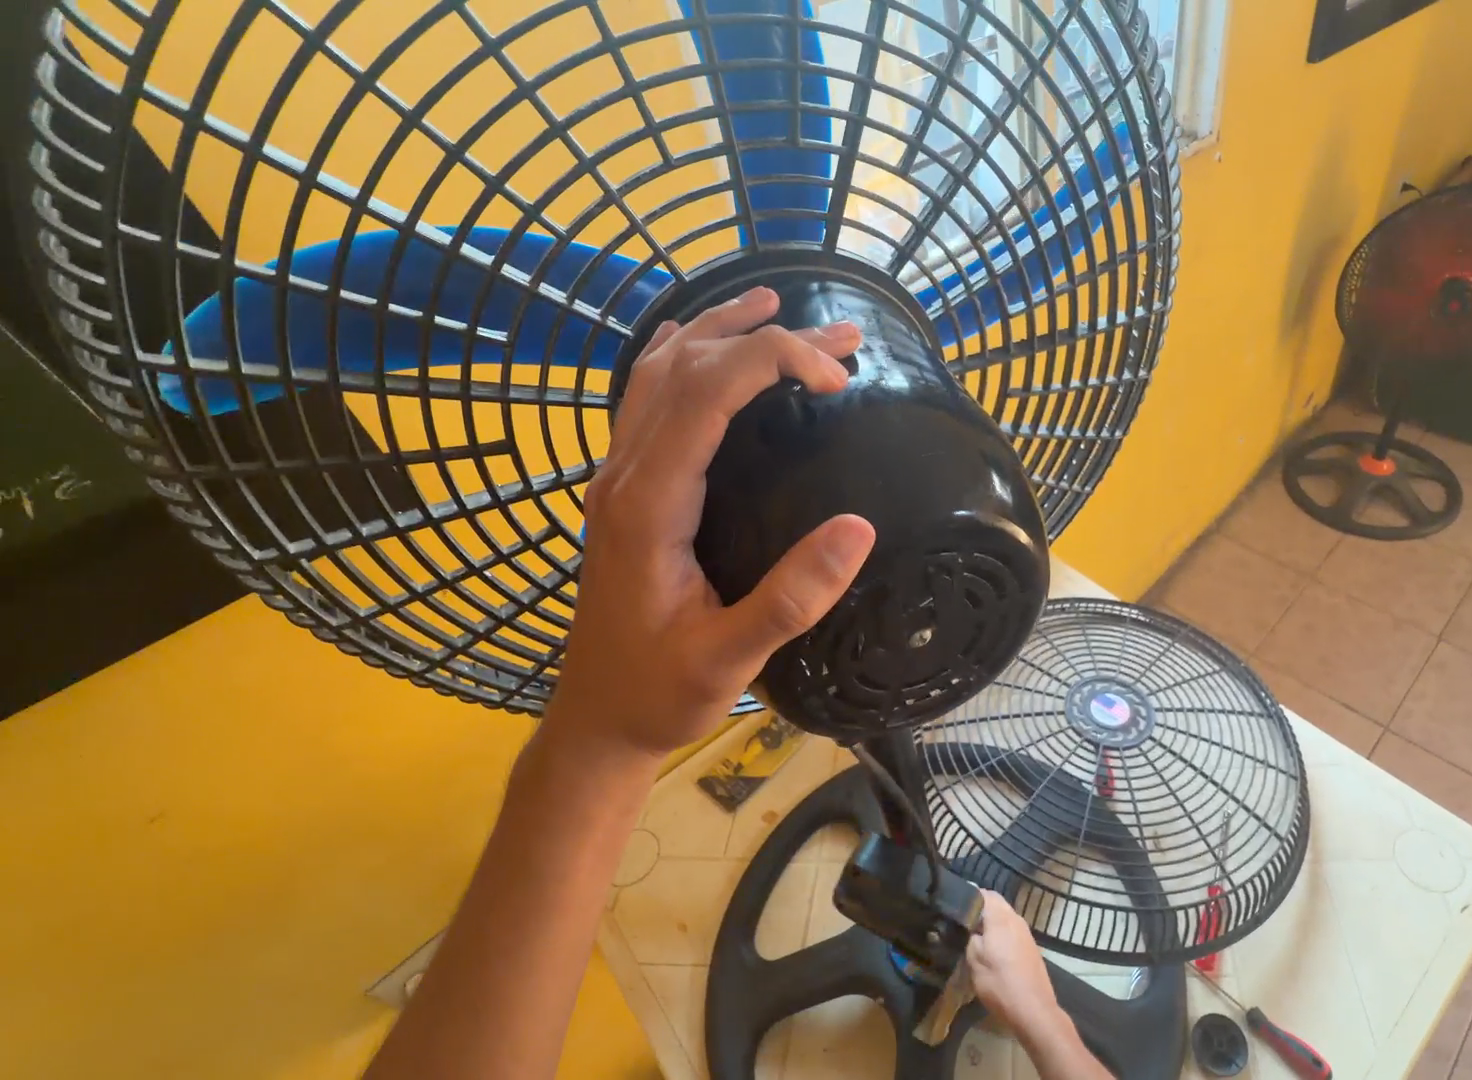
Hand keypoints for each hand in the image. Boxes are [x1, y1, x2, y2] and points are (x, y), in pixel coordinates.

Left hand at [550, 287, 876, 761]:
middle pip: (688, 367)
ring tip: (773, 303)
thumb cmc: (658, 693)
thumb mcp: (728, 658)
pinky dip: (681, 358)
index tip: (839, 378)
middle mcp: (625, 475)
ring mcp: (617, 479)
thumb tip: (861, 528)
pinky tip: (696, 346)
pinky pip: (646, 400)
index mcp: (648, 503)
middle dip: (767, 336)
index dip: (775, 361)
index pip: (709, 393)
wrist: (595, 722)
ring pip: (660, 373)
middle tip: (844, 339)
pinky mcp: (624, 492)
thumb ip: (790, 597)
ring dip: (720, 331)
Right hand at [968, 890, 1061, 1036]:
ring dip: (991, 923)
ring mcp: (1026, 933)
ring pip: (1005, 918)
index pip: (985, 893)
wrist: (1034, 1009)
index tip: (956, 908)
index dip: (969, 897)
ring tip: (975, 938)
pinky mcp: (1031, 947)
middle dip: (980, 911)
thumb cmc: (1000, 983)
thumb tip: (970, 928)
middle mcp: (1016, 919)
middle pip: (996, 904)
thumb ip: (970, 937)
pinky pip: (1012, 931)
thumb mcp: (974, 961)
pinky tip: (993, 951)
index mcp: (1001, 918)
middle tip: (963, 925)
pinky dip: (1001, 935)